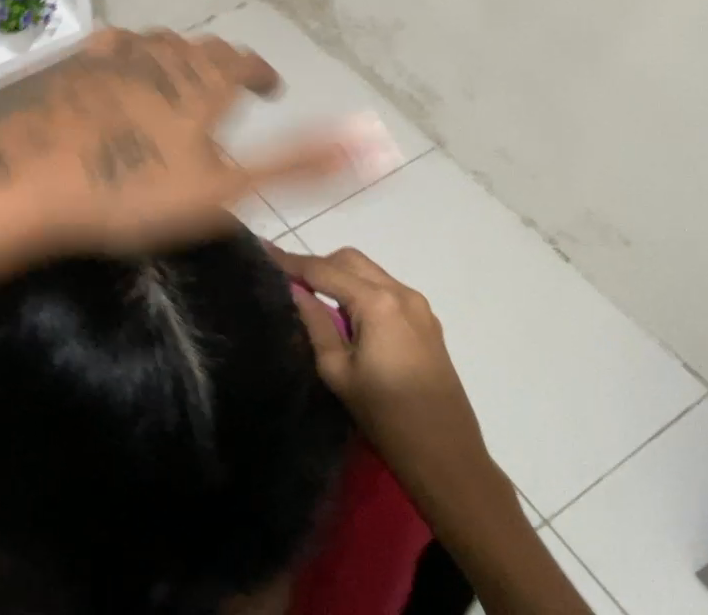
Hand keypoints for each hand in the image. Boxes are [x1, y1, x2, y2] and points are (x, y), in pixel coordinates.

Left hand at [0, 29, 396, 273]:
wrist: (30, 184)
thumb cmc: (133, 194)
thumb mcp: (226, 188)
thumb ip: (300, 163)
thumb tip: (376, 141)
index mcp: (203, 81)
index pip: (244, 63)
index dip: (260, 73)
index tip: (269, 87)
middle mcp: (160, 56)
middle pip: (199, 50)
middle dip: (219, 66)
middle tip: (227, 89)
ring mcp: (109, 60)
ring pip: (154, 46)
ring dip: (174, 59)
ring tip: (179, 80)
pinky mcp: (69, 73)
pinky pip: (108, 51)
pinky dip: (126, 58)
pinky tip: (116, 69)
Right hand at [271, 246, 492, 476]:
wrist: (447, 455)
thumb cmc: (386, 416)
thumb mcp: (337, 371)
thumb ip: (314, 323)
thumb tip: (294, 290)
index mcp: (378, 303)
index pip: (323, 270)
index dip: (289, 261)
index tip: (261, 252)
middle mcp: (402, 293)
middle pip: (350, 261)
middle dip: (317, 265)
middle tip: (287, 282)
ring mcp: (420, 307)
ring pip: (370, 272)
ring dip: (340, 277)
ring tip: (312, 298)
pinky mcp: (427, 323)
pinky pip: (387, 290)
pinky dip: (361, 291)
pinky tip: (345, 316)